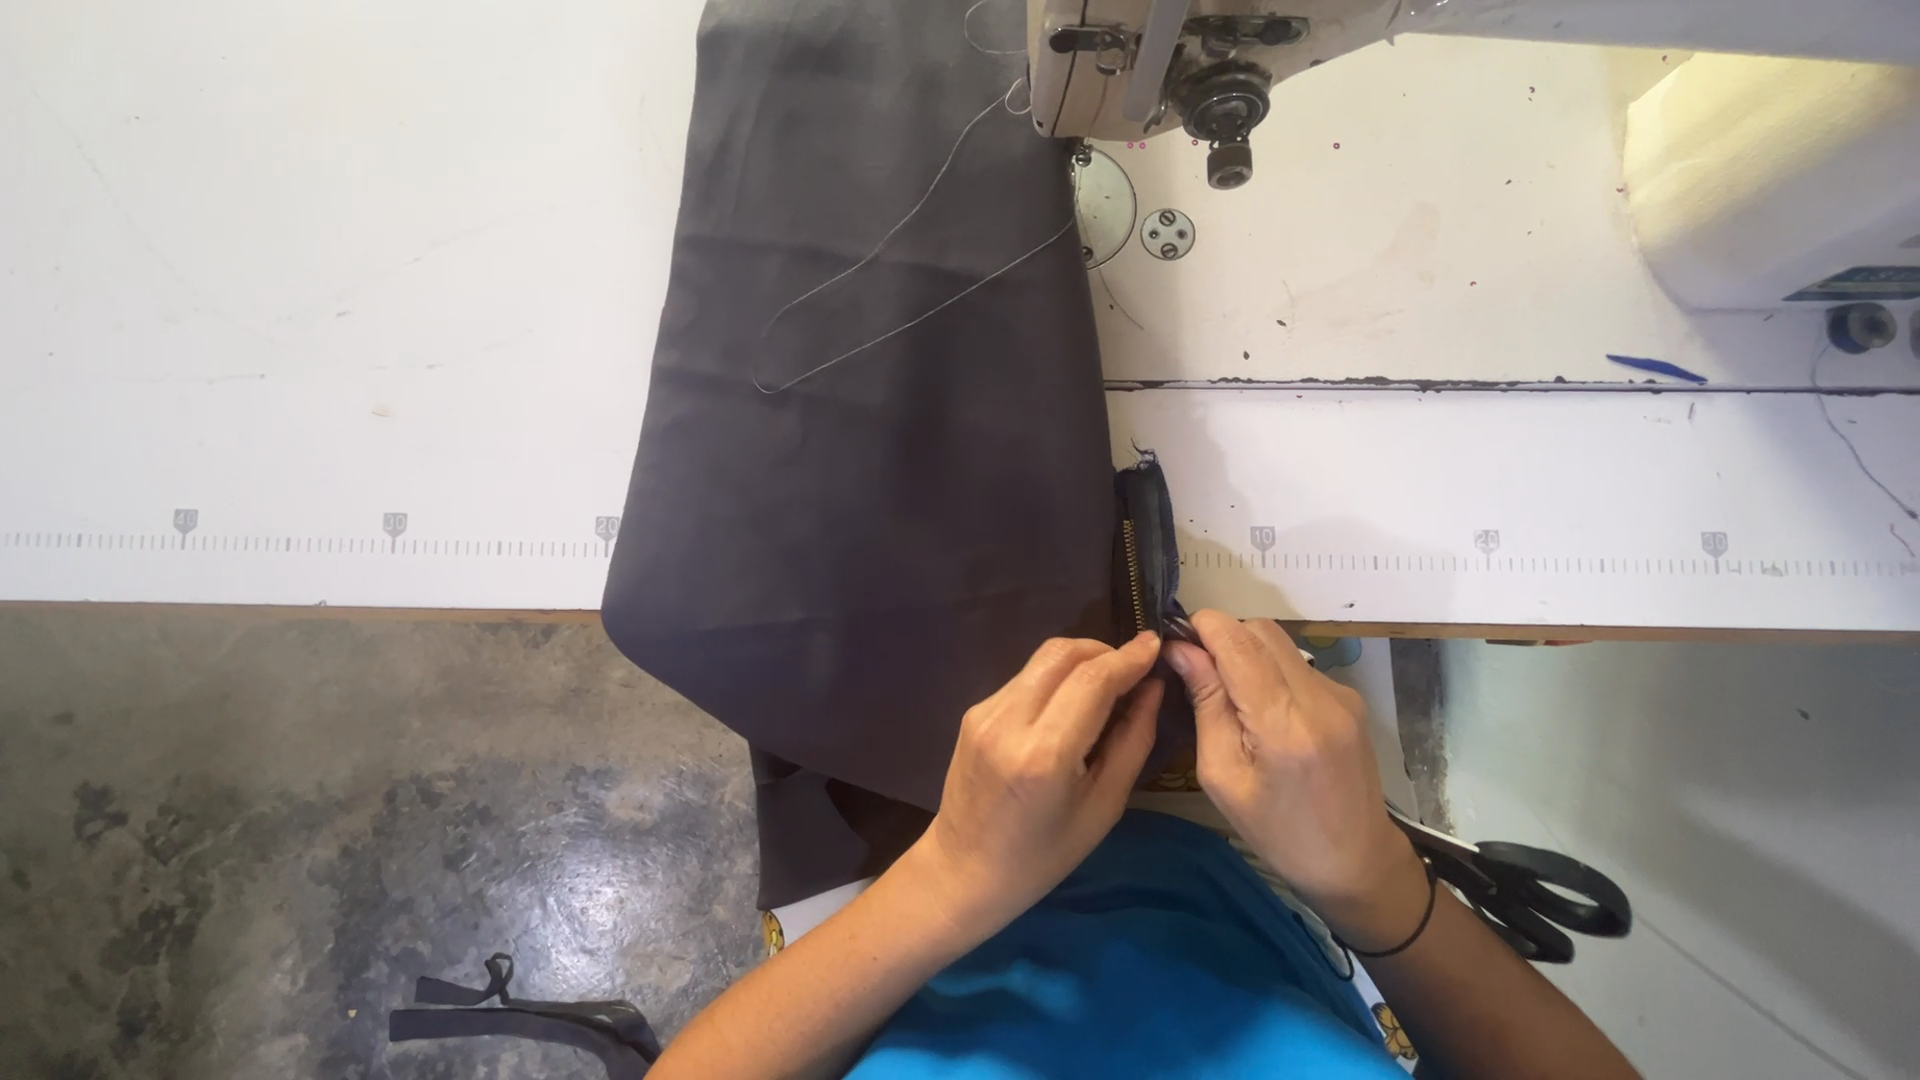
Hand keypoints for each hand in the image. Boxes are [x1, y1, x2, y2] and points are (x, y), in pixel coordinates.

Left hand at [909, 632, 1164, 937]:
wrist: (964, 870)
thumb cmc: (1042, 855)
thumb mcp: (1103, 807)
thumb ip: (1132, 740)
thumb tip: (1152, 687)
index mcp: (1045, 754)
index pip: (1093, 679)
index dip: (1128, 657)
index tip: (1155, 645)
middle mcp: (1009, 721)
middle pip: (1063, 653)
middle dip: (1104, 651)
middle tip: (1132, 669)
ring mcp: (984, 712)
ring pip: (1042, 660)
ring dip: (1080, 662)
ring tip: (1106, 686)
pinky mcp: (974, 711)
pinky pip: (1024, 678)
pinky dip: (1055, 679)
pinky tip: (1069, 706)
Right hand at [1164, 611, 1425, 947]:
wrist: (1357, 862)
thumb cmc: (1278, 831)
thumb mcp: (1223, 775)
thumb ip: (1205, 704)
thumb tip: (1181, 651)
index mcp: (1284, 723)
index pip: (1237, 640)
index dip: (1201, 628)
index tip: (1176, 645)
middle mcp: (1319, 696)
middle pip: (1259, 629)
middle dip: (1221, 636)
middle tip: (1196, 670)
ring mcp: (1340, 693)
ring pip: (1278, 641)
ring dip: (1244, 651)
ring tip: (1226, 692)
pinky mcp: (1349, 697)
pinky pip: (1296, 663)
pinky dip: (1268, 669)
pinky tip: (1261, 708)